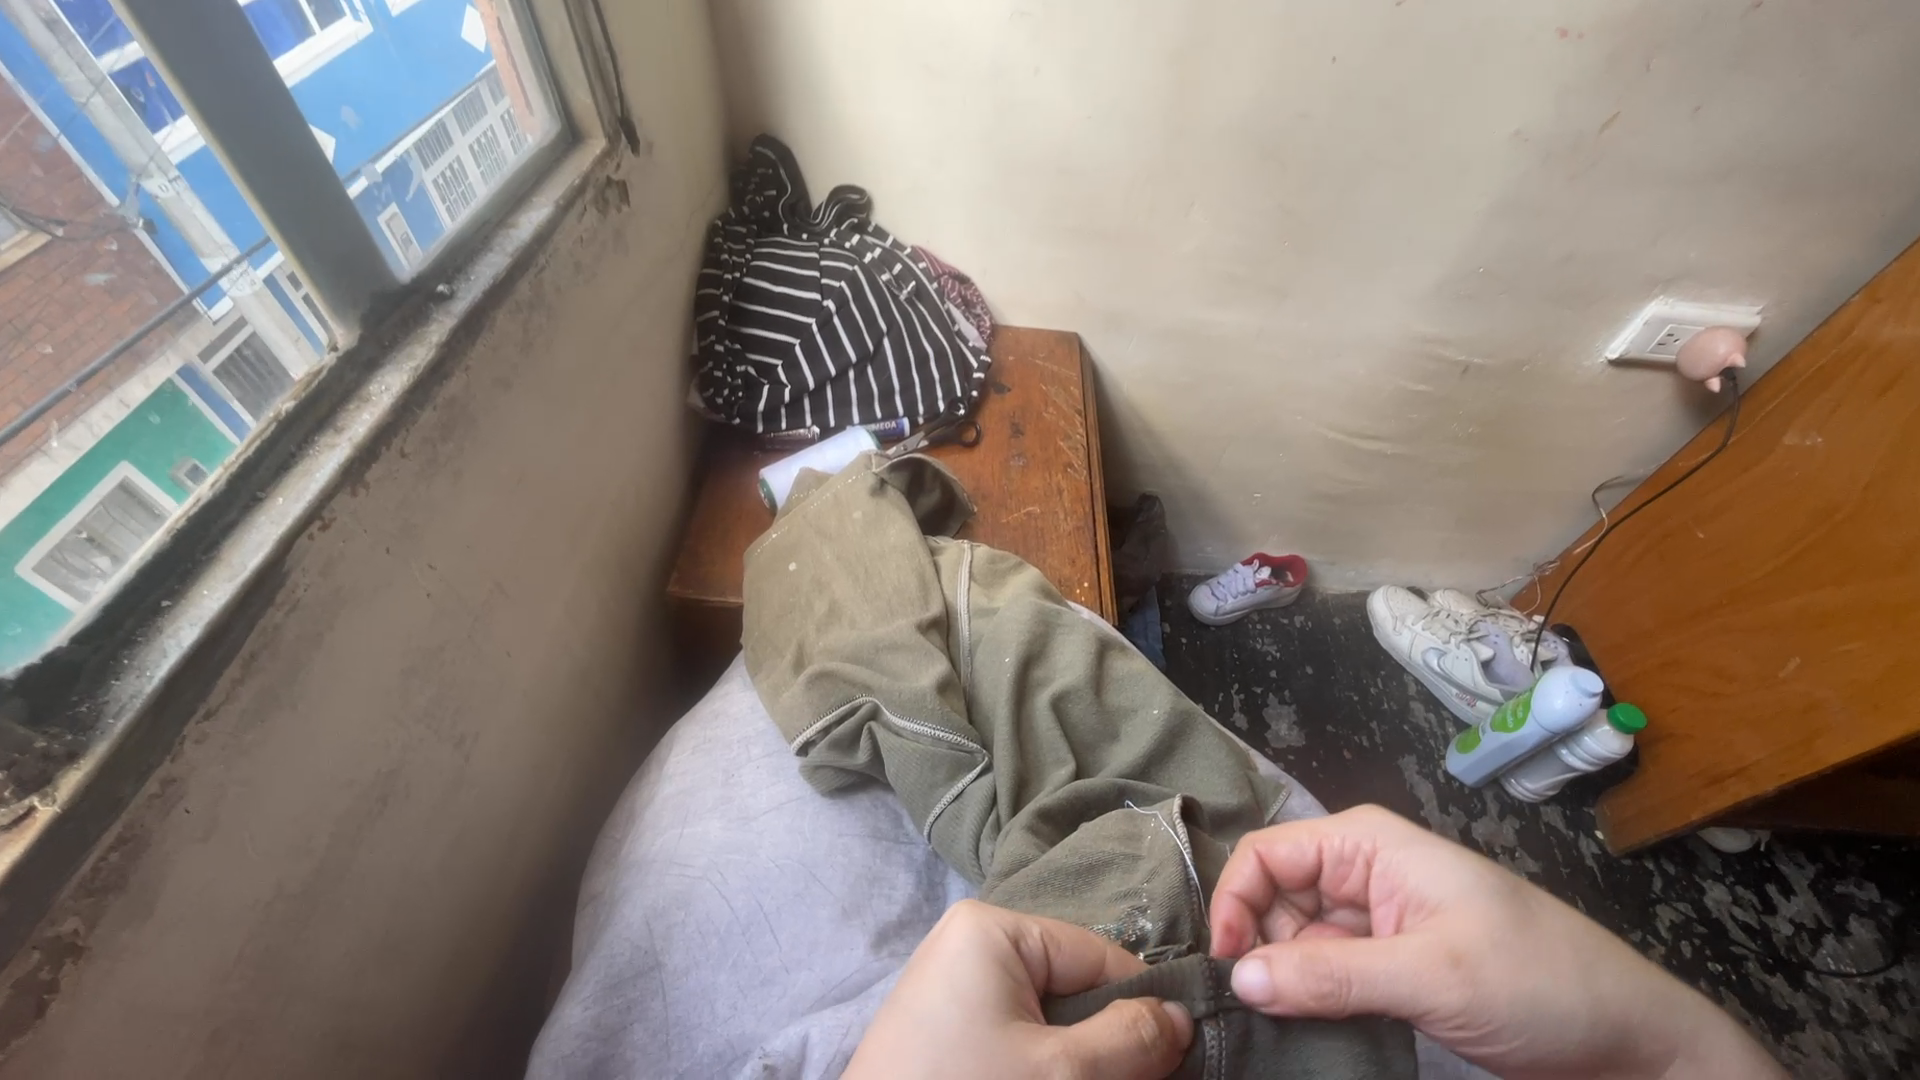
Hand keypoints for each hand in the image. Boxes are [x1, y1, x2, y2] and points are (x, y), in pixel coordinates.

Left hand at [845, 899, 1192, 1079]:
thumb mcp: (1060, 1074)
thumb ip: (1129, 1040)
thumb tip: (1181, 1016)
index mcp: (993, 927)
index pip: (1095, 955)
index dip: (1143, 1004)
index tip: (1185, 1052)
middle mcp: (971, 939)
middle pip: (1071, 984)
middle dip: (1107, 1038)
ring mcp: (953, 980)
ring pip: (1046, 1014)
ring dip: (1077, 1057)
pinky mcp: (943, 1022)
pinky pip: (1013, 1030)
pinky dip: (1042, 1061)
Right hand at [1209, 805, 1783, 1079]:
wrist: (1642, 1048)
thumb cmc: (1539, 984)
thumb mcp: (1431, 978)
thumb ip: (1328, 977)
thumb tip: (1236, 978)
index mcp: (1363, 844)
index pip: (1267, 855)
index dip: (1235, 900)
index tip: (1225, 965)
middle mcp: (1359, 870)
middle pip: (1274, 895)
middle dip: (1257, 944)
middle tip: (1250, 1007)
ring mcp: (1373, 918)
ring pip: (1295, 936)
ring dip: (1283, 976)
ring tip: (1278, 1025)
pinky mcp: (1388, 961)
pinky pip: (1326, 969)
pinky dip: (1310, 996)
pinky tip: (1304, 1027)